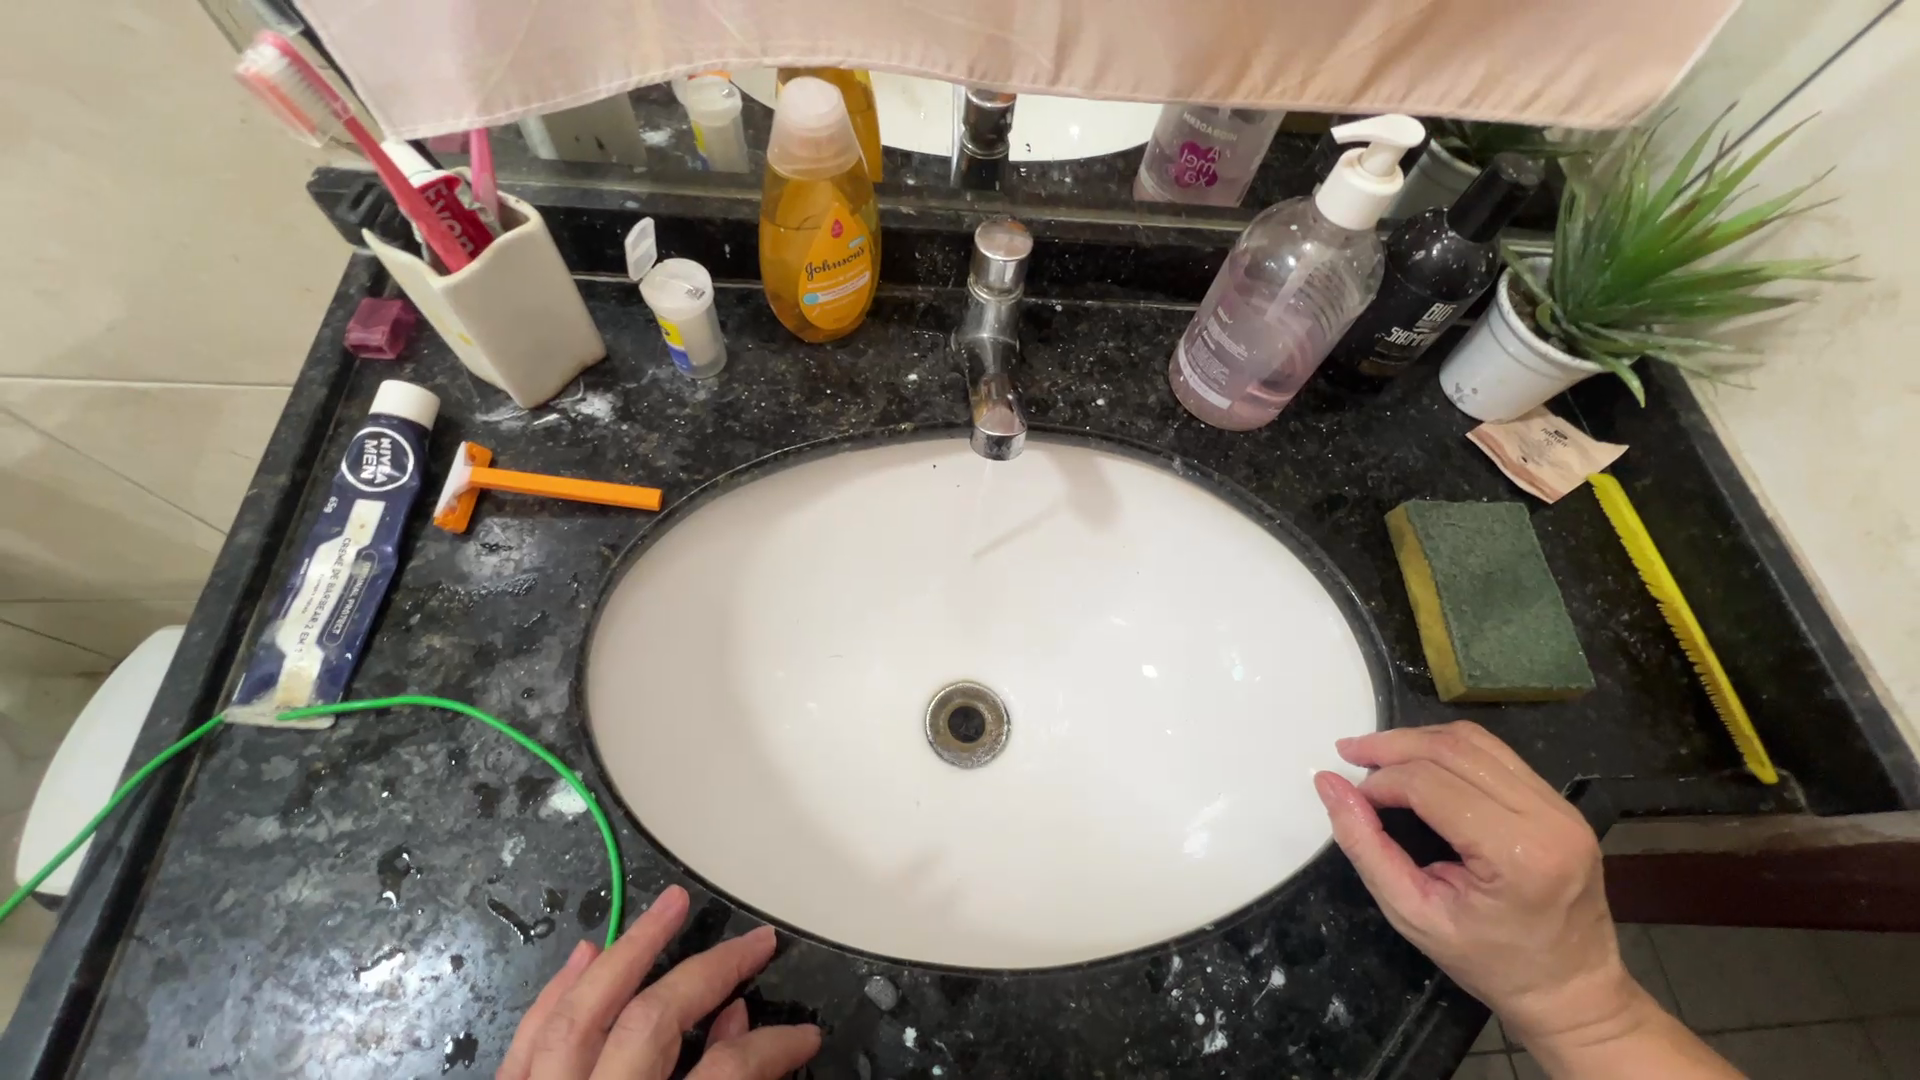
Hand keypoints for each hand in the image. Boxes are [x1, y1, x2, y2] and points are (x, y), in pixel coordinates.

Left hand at [499, 885, 821, 1079]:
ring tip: (673, 905)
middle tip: (756, 941)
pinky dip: (555, 991)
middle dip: (711, 970)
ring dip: (631, 950)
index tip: (805, 1035)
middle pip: (650, 1020)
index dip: (773, 1047)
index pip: (725, 1070)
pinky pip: (523, 1042)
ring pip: (578, 1014)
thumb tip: (735, 1026)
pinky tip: (585, 950)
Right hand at [1312, 722, 1635, 1043]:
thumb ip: (1364, 845)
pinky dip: (1445, 749)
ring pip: (1473, 741)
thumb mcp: (1412, 913)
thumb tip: (1328, 784)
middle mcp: (1547, 818)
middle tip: (1348, 753)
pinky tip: (1418, 763)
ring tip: (1377, 754)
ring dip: (1416, 739)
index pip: (1428, 784)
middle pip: (1451, 750)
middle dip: (1391, 746)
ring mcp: (1560, 807)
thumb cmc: (1489, 962)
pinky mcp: (1560, 804)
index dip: (1379, 782)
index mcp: (1517, 854)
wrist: (1573, 992)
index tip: (1353, 800)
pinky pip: (1493, 754)